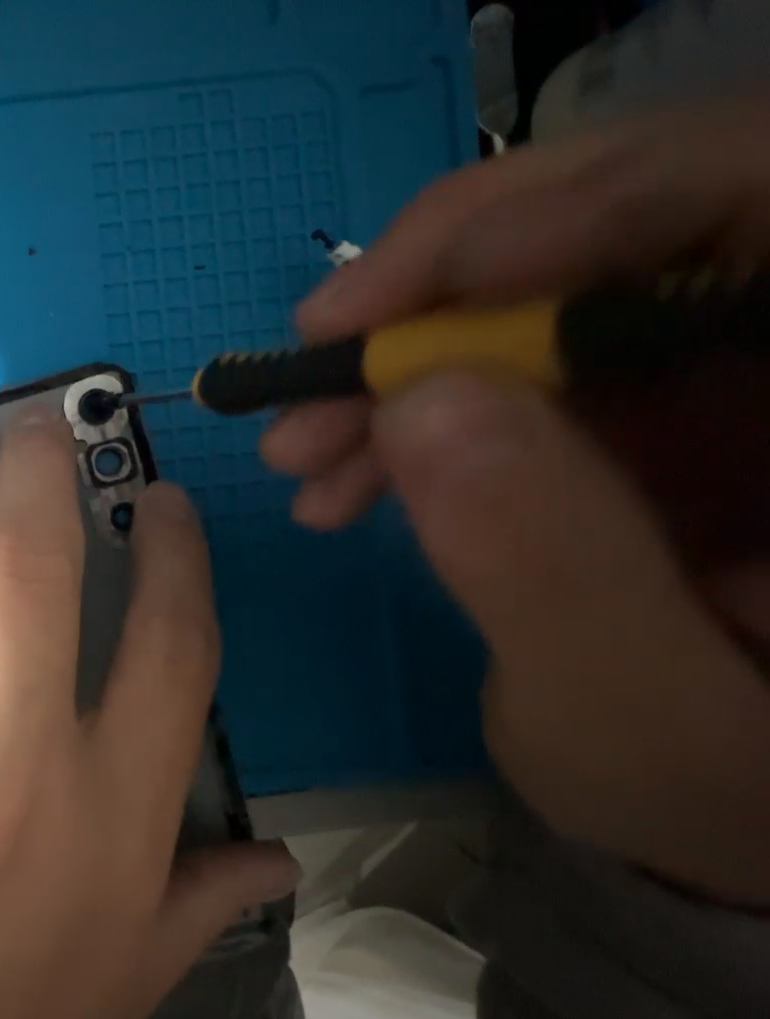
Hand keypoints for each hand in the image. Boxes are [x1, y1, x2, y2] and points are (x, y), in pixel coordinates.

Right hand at [261, 94, 769, 904]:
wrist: (728, 819)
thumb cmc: (717, 799)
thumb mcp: (639, 713)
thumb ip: (549, 562)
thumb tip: (419, 397)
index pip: (761, 190)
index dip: (570, 208)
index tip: (385, 302)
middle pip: (636, 215)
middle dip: (441, 294)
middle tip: (310, 378)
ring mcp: (735, 363)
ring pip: (549, 288)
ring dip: (402, 364)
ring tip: (303, 456)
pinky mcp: (653, 397)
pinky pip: (514, 356)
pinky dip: (411, 406)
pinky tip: (344, 476)